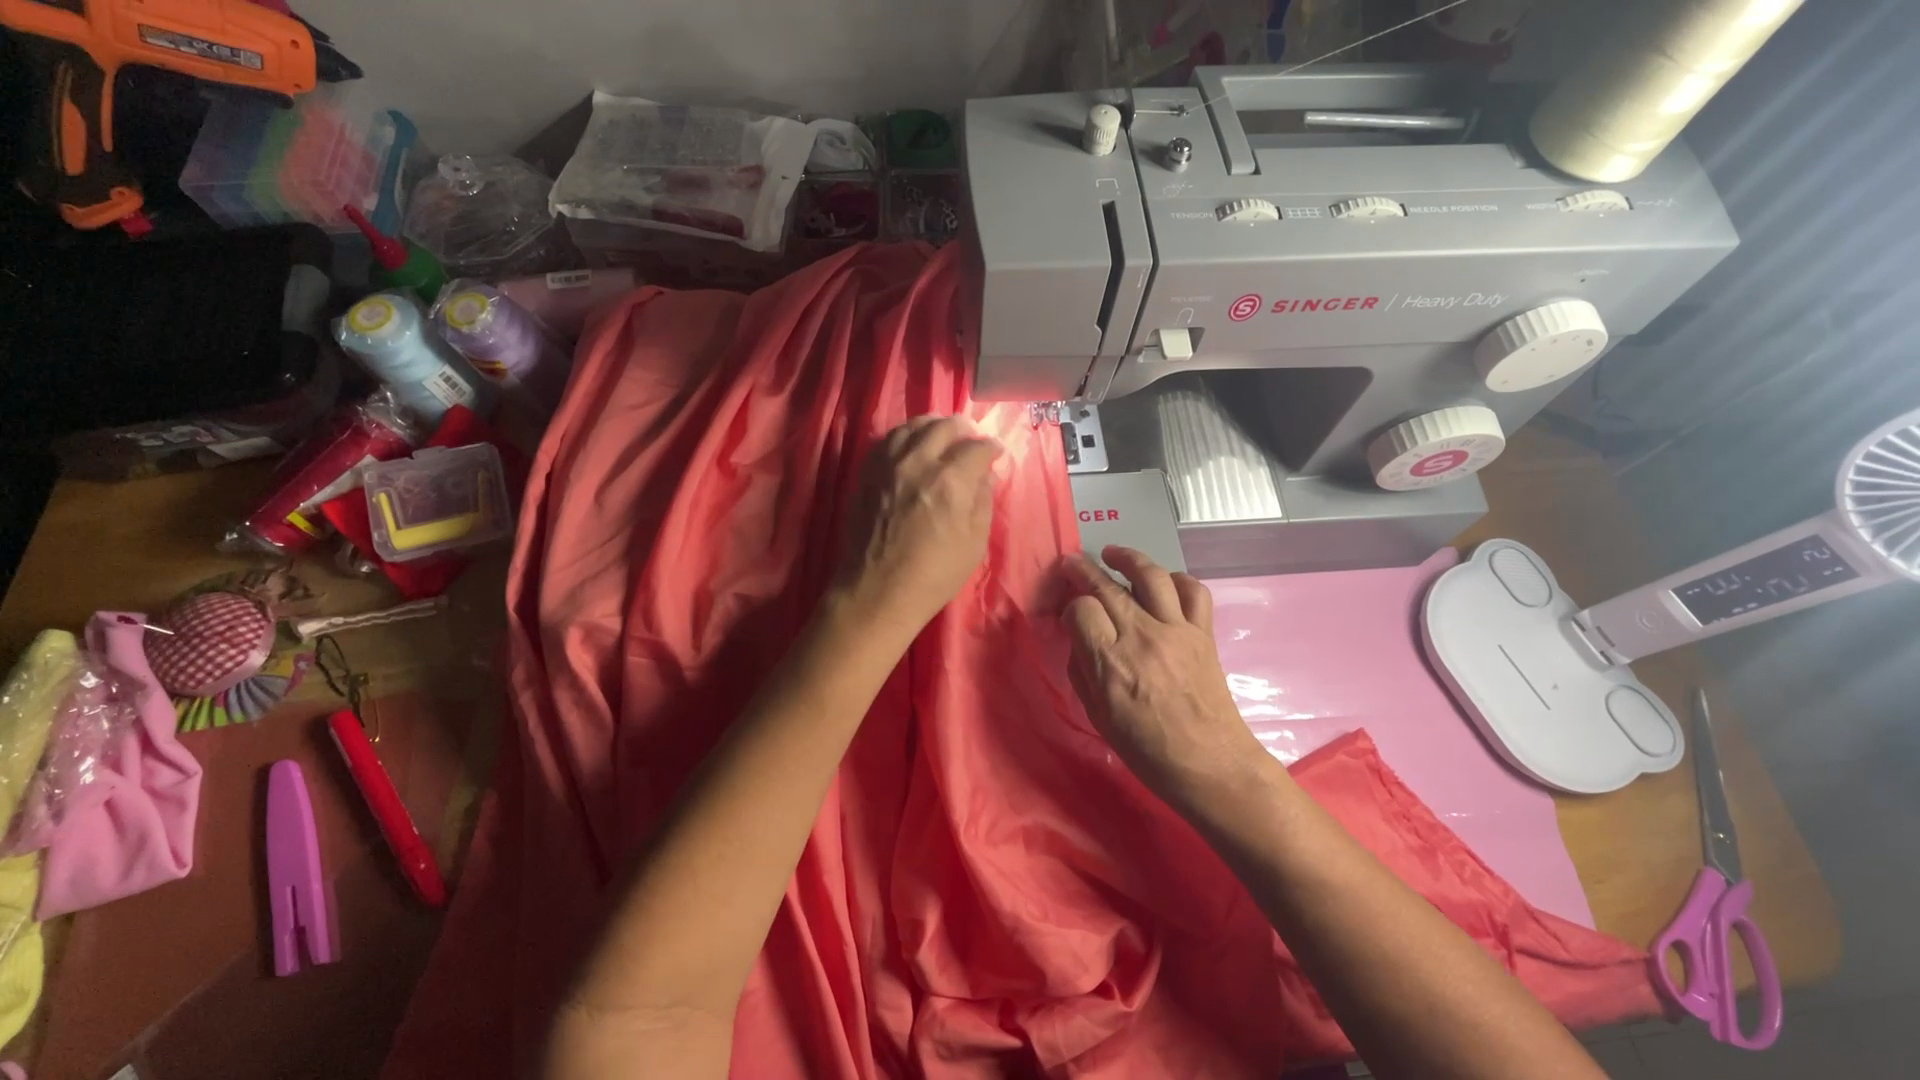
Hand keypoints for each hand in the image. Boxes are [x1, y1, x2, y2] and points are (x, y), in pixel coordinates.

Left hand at [833, 415, 1001, 638]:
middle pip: (944, 427)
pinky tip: (911, 444)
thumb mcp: (975, 542)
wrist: (877, 592)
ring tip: (941, 434)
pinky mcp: (866, 473)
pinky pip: (887, 439)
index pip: (977, 448)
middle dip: (963, 429)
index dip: (991, 448)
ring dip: (932, 426)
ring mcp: (887, 465)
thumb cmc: (934, 575)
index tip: (996, 454)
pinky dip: (904, 436)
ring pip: (912, 426)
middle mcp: (918, 463)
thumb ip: (982, 501)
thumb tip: (983, 475)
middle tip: (970, 440)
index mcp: (950, 481)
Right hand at [1061, 546, 1263, 800]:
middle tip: (1072, 562)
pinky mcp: (1203, 633)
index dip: (1070, 607)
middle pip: (1108, 586)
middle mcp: (1142, 636)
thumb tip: (1080, 639)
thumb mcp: (1098, 716)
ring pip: (1151, 575)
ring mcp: (1177, 630)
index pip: (1081, 609)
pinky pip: (1192, 591)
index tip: (1070, 618)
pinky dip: (1176, 578)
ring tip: (1113, 554)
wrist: (1209, 764)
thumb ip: (1083, 671)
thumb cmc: (1146, 750)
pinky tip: (1163, 581)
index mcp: (1111, 663)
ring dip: (1128, 558)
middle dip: (1084, 570)